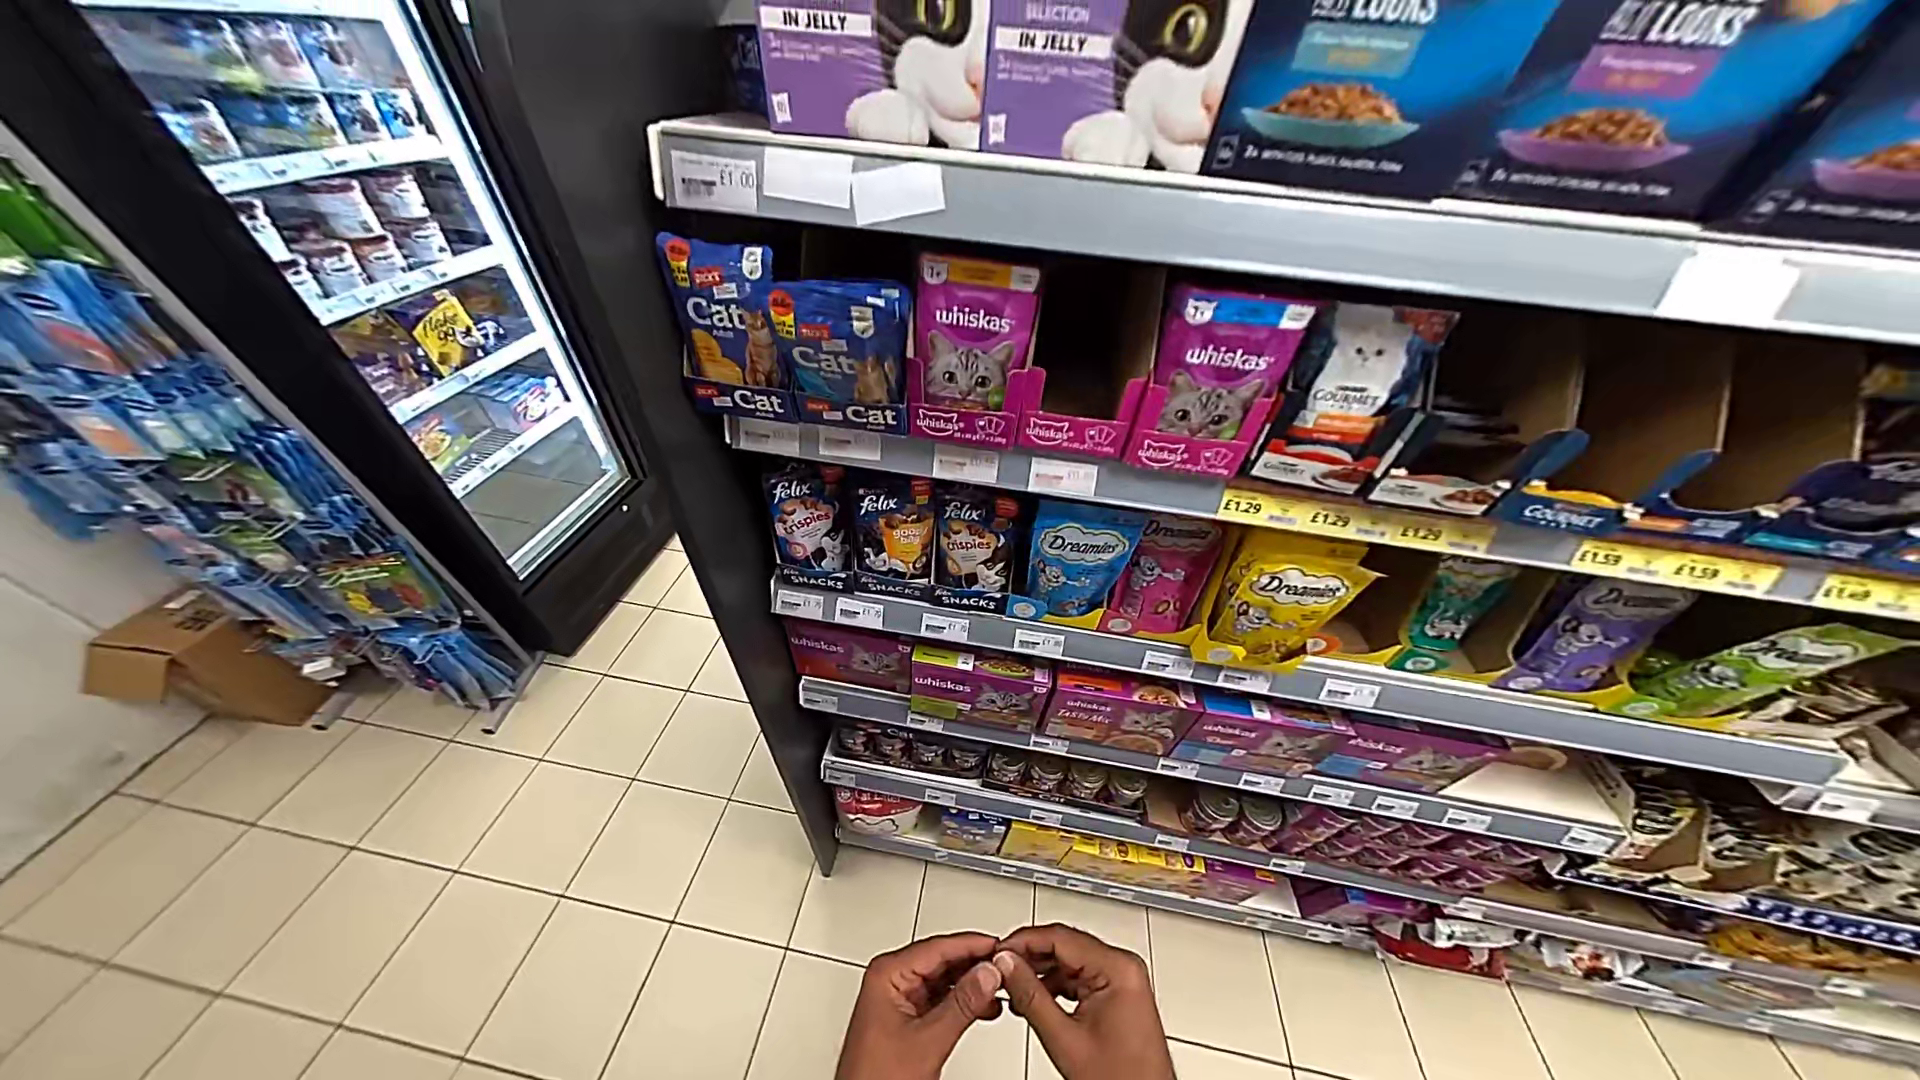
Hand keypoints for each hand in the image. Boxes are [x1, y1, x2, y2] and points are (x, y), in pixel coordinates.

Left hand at [836, 933, 1005, 1079]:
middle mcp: (893, 979)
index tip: (999, 945)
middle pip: (942, 960)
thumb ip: (961, 1004)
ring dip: (972, 984)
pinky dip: (964, 1002)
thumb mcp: (927, 1041)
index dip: (971, 944)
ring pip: (945, 979)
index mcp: (888, 973)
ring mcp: (900, 998)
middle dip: (974, 964)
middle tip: (1005, 966)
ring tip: (1000, 986)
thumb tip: (987, 973)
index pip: (937, 947)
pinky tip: (985, 1006)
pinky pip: (942, 999)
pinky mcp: (908, 1017)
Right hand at [995, 924, 1174, 1079]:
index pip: (1060, 937)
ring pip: (1068, 961)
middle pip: (1064, 945)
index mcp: (1118, 968)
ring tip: (1012, 985)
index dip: (1024, 941)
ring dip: (1039, 973)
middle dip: (1029, 957)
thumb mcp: (1066, 1040)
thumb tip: (1007, 964)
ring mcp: (1120, 978)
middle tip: (1000, 967)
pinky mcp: (1114, 992)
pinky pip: (1077, 976)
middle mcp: (1122, 966)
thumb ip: (1031, 996)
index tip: (999, 950)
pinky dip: (1053, 986)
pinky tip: (1033, 998)